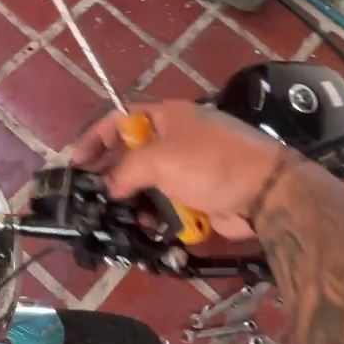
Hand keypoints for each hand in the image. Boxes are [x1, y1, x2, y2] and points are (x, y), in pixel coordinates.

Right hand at [70, 100, 293, 239]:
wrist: (266, 194)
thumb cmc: (210, 164)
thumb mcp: (157, 160)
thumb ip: (124, 171)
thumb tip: (109, 188)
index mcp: (168, 117)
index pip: (120, 121)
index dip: (95, 139)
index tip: (77, 164)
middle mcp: (177, 139)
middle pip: (133, 156)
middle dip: (115, 177)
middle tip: (96, 196)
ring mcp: (190, 169)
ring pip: (149, 185)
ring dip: (138, 202)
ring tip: (128, 216)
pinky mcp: (200, 195)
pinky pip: (169, 204)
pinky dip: (161, 216)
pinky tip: (155, 227)